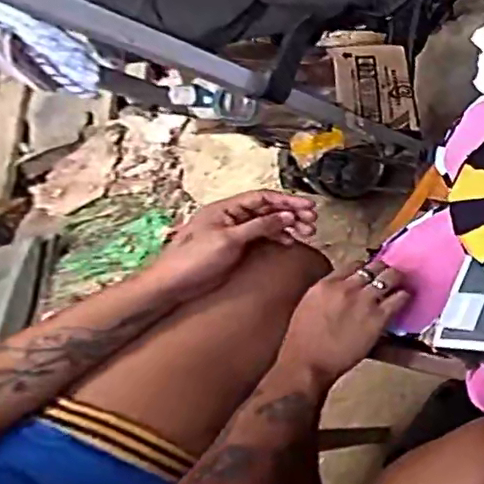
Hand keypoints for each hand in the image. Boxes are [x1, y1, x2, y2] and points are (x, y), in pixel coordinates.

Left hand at [149, 190, 317, 296]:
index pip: (263, 197)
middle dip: (293, 213)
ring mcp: (235, 231)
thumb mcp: (228, 239)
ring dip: (290, 225)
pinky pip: (266, 235)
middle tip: (313, 222)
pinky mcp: (238, 245)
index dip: (288, 200)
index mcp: (225, 210)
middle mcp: (232, 217)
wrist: (171, 286)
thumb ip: (260, 225)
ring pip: (270, 221)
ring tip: (308, 232)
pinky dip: (281, 236)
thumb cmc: (194, 259)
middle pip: (269, 208)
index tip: (310, 207)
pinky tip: (290, 242)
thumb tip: (288, 215)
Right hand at [276, 260, 408, 384]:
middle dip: (384, 270)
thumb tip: (347, 287)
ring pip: (391, 277)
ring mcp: (364, 301)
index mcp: (324, 285)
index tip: (371, 273)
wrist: (306, 365)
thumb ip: (329, 293)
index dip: (366, 268)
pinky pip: (401, 297)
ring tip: (400, 284)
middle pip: (376, 266)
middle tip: (390, 276)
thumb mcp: (309, 307)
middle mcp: (346, 289)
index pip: (354, 265)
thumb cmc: (303, 341)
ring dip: (397, 280)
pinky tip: (403, 300)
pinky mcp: (379, 316)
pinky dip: (405, 296)